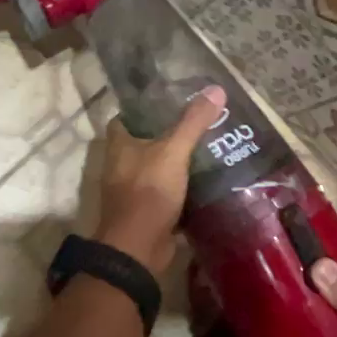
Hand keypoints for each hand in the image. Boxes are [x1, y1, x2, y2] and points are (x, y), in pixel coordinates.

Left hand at [94, 85, 227, 274]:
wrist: (139, 247)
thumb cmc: (149, 191)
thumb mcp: (173, 151)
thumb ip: (193, 122)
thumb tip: (216, 89)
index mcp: (119, 144)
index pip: (126, 116)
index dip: (145, 106)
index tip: (172, 100)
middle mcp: (121, 164)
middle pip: (144, 142)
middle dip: (168, 134)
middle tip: (199, 124)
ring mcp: (132, 189)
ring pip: (156, 168)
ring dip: (176, 162)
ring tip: (209, 149)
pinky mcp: (146, 211)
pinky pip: (166, 193)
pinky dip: (182, 188)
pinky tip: (206, 182)